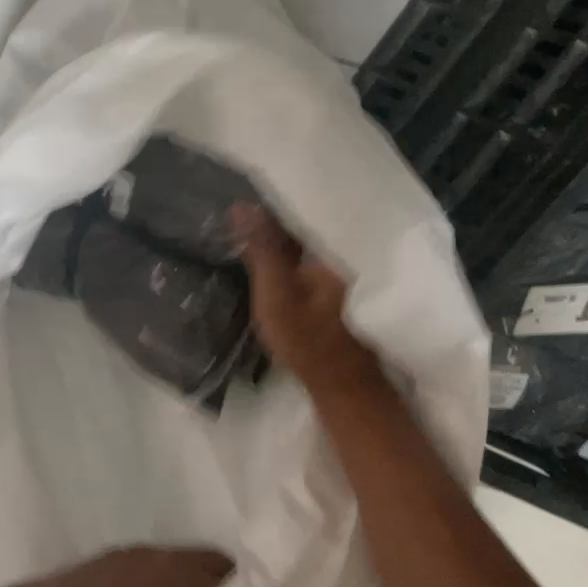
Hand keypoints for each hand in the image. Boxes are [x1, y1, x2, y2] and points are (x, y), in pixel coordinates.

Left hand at [0, 547, 231, 586]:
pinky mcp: (101, 568)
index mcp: (164, 569)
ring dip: (186, 583)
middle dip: (215, 582)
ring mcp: (119, 557)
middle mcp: (145, 553)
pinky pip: (146, 570)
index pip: (214, 567)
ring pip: (167, 564)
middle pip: (191, 560)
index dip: (239, 585)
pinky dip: (162, 585)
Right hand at [232, 204, 381, 389]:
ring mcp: (346, 272)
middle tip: (242, 215)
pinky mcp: (342, 288)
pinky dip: (295, 254)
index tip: (243, 201)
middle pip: (307, 225)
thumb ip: (261, 249)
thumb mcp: (275, 291)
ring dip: (285, 237)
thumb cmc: (307, 338)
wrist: (342, 385)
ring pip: (310, 242)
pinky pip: (314, 258)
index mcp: (331, 249)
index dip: (271, 206)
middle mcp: (343, 254)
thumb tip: (241, 206)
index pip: (300, 211)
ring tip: (253, 230)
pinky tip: (276, 255)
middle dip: (277, 219)